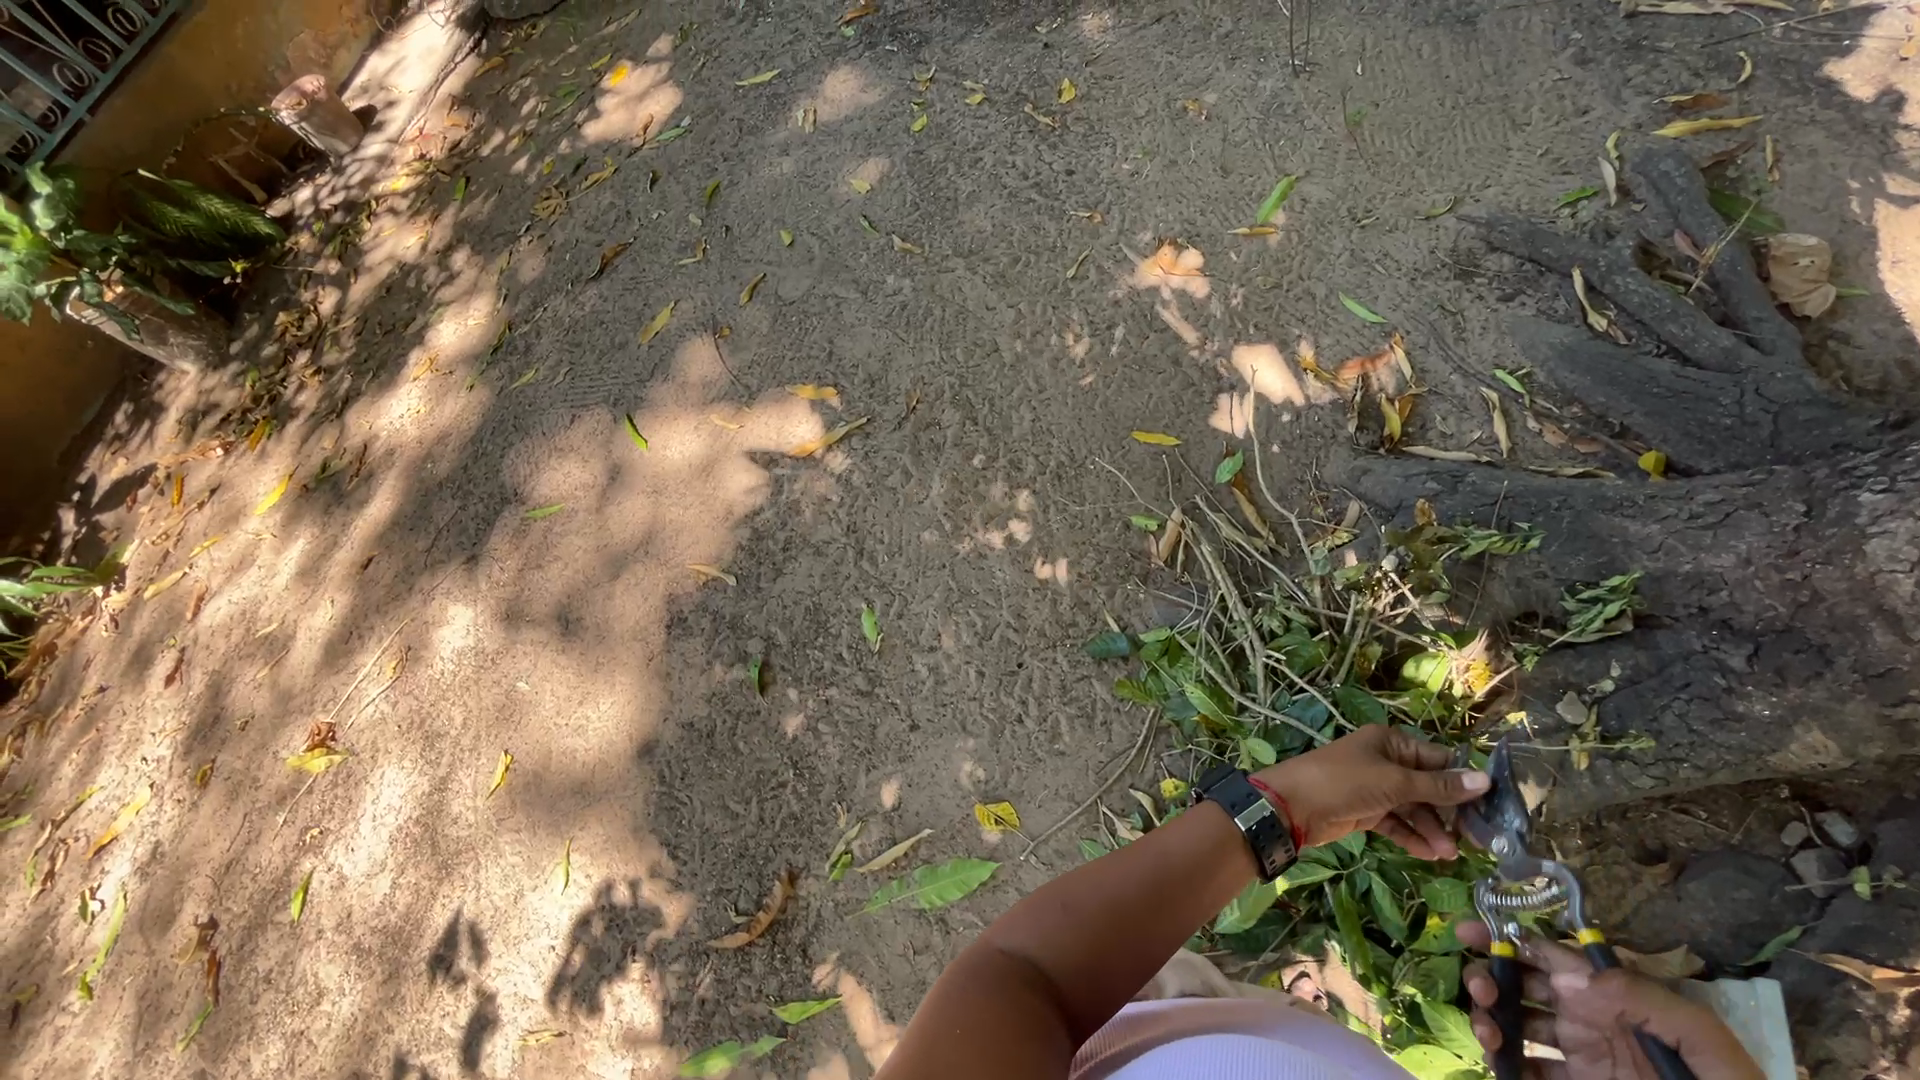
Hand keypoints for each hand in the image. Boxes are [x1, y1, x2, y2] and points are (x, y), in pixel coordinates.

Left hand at [1252, 726, 1489, 859]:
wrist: (1291, 805)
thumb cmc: (1343, 782)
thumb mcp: (1393, 782)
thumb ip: (1438, 786)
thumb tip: (1485, 780)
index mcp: (1391, 742)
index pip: (1438, 759)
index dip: (1464, 782)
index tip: (1493, 807)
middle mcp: (1384, 761)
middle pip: (1429, 786)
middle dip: (1451, 812)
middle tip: (1477, 839)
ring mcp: (1374, 787)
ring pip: (1414, 808)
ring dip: (1432, 829)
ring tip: (1449, 854)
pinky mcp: (1365, 811)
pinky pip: (1396, 823)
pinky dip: (1412, 836)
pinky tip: (1430, 854)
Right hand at [1457, 922, 1763, 1079]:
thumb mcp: (1700, 1035)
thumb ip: (1641, 996)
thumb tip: (1568, 974)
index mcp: (1609, 995)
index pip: (1547, 953)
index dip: (1504, 936)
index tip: (1466, 933)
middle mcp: (1585, 1017)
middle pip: (1520, 985)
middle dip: (1488, 978)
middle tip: (1482, 991)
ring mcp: (1579, 1057)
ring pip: (1515, 1025)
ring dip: (1490, 1020)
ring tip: (1489, 1033)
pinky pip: (1527, 1072)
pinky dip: (1505, 1064)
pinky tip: (1500, 1064)